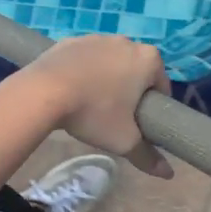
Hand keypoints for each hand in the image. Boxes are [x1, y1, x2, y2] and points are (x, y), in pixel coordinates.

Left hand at [18, 35, 173, 177]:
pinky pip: (81, 60)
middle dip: (127, 92)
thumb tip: (168, 174)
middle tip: (111, 117)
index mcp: (149, 59)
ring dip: (103, 81)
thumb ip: (147, 155)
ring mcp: (95, 37)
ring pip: (107, 64)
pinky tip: (69, 91)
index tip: (136, 124)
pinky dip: (80, 73)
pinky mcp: (69, 40)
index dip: (151, 108)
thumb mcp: (123, 140)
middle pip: (134, 72)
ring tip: (87, 105)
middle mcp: (126, 41)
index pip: (160, 86)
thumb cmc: (93, 113)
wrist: (42, 93)